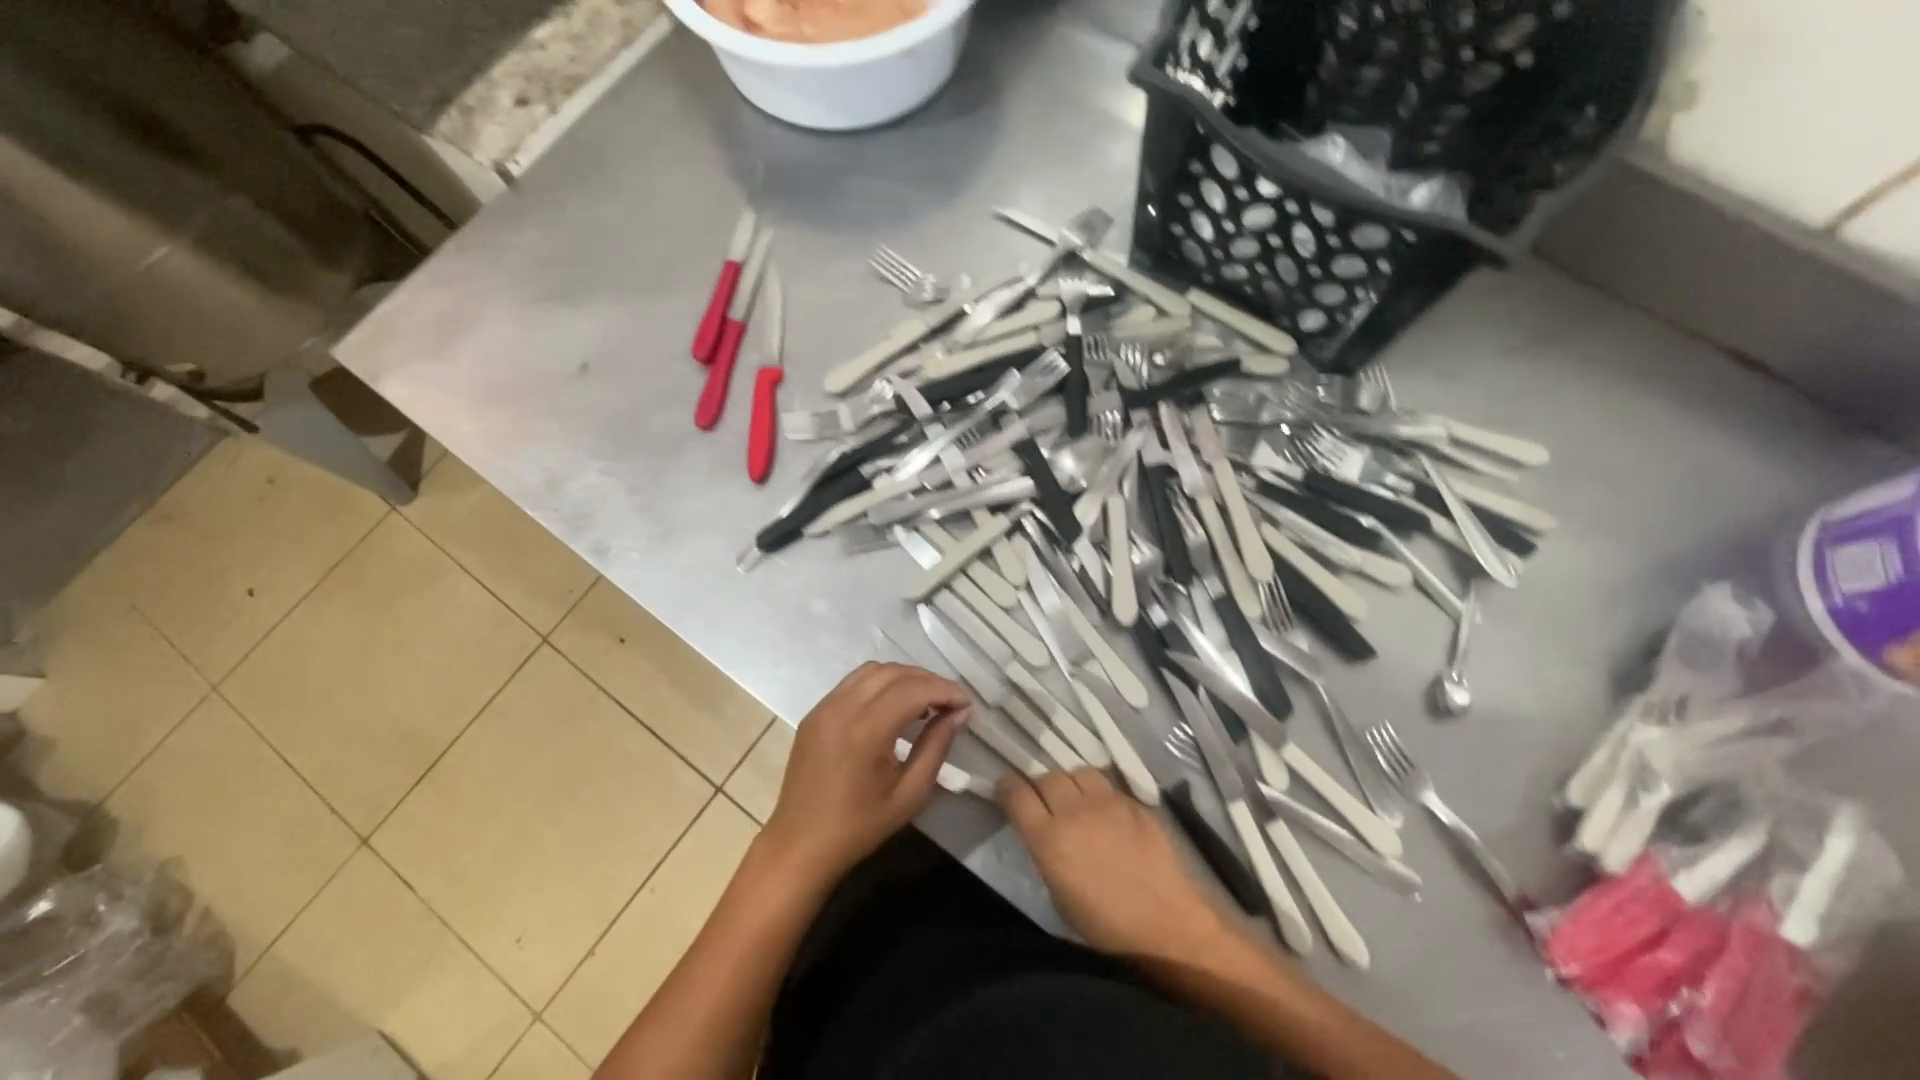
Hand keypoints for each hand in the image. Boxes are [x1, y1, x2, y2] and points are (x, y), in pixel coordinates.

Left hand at [762, 662, 970, 883]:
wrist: (801, 844)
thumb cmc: (860, 826)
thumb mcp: (910, 793)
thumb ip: (936, 747)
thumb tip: (959, 714)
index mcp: (866, 730)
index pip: (914, 690)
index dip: (945, 690)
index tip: (966, 705)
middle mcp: (842, 708)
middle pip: (893, 672)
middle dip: (927, 680)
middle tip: (950, 703)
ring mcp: (824, 708)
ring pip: (871, 671)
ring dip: (903, 678)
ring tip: (924, 703)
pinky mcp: (814, 714)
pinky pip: (852, 683)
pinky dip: (879, 685)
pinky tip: (893, 708)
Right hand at [1001, 769, 1231, 959]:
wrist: (1163, 923)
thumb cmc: (1103, 925)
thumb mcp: (1058, 895)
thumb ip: (1046, 855)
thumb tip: (1044, 836)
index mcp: (1048, 839)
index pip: (1016, 794)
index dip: (1006, 788)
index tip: (1005, 790)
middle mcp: (1074, 812)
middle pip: (1047, 776)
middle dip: (1039, 785)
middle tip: (1042, 800)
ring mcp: (1108, 804)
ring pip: (1079, 772)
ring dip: (1070, 783)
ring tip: (1075, 799)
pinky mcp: (1135, 804)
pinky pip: (1108, 786)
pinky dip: (1099, 794)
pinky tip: (1105, 813)